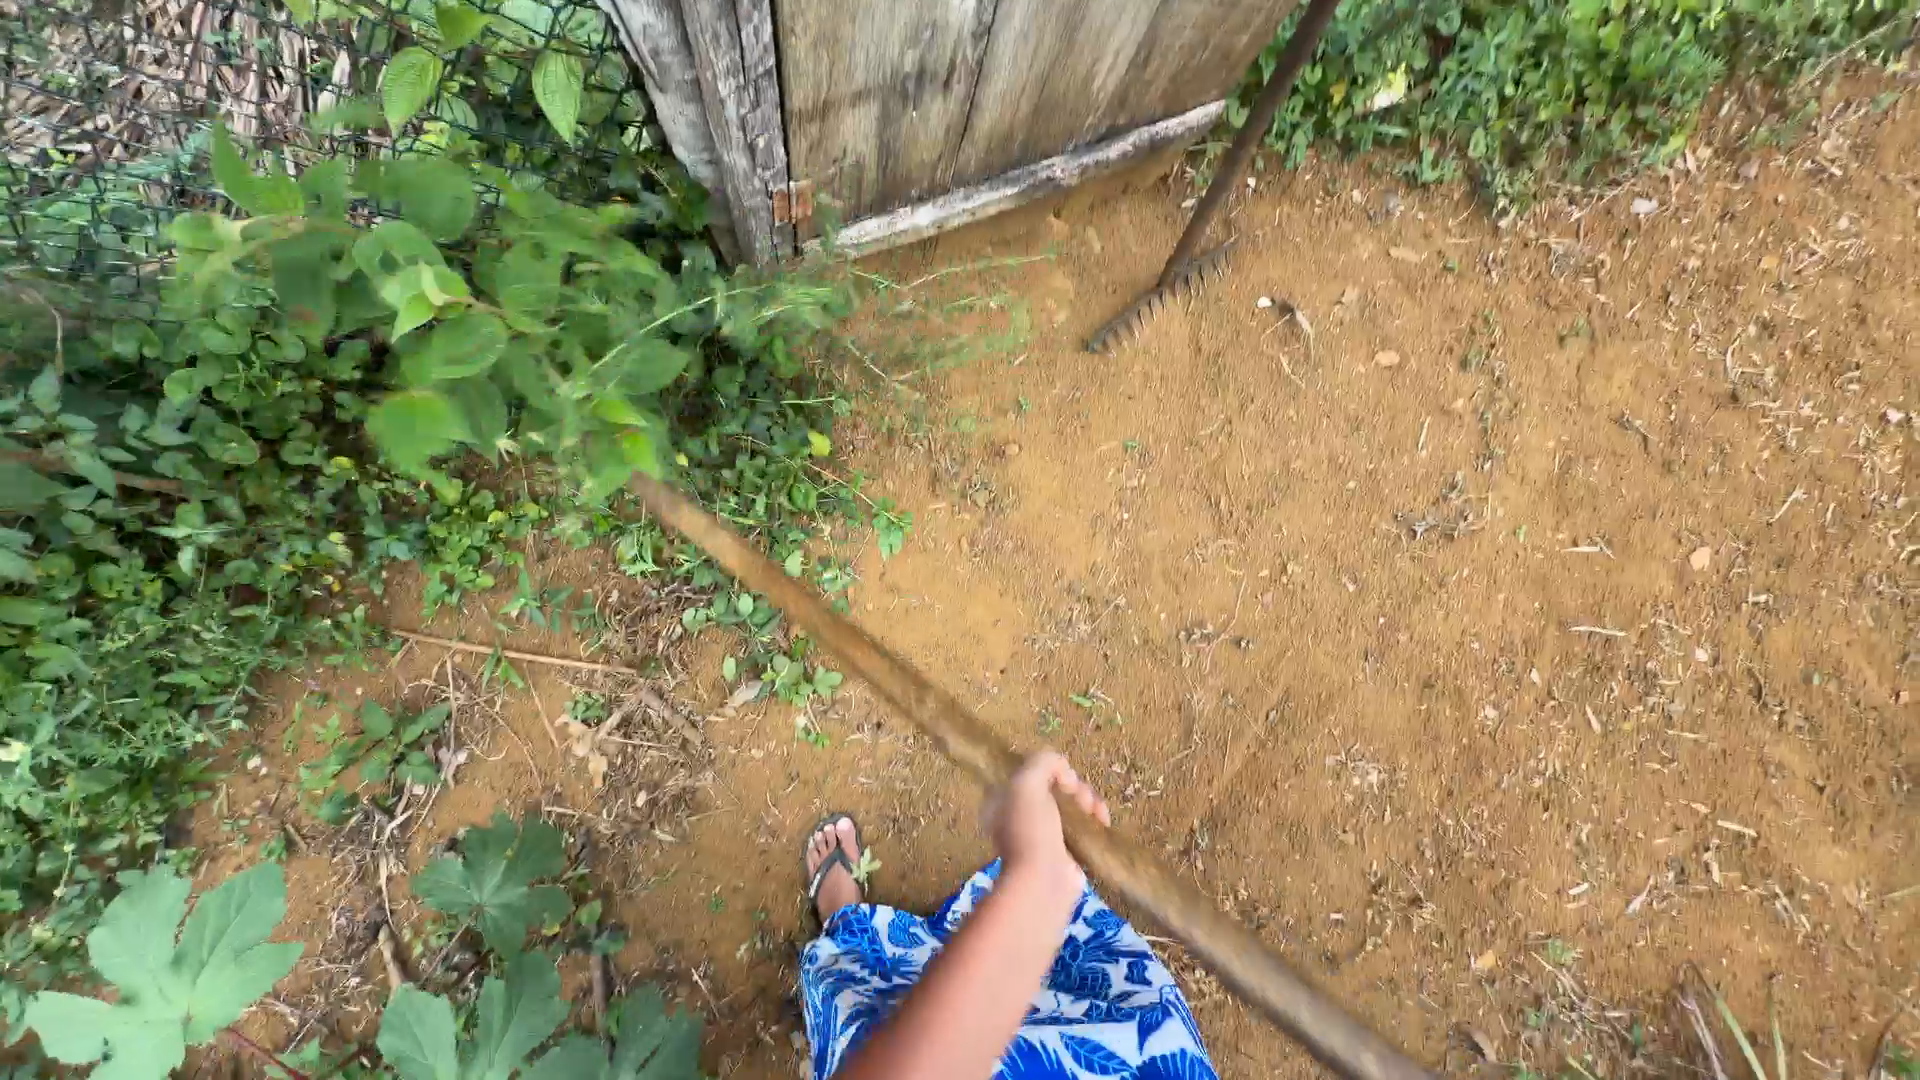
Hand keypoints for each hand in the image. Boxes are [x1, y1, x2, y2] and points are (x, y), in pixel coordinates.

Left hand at [984, 751, 1110, 881]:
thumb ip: (1043, 762)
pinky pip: (1081, 822)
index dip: (1051, 768)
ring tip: (1096, 811)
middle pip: (1054, 785)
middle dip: (1074, 785)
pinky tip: (1102, 820)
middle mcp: (1020, 813)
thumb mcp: (1027, 782)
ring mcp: (1043, 832)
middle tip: (1080, 795)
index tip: (1063, 777)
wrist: (1043, 881)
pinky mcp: (1065, 847)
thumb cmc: (1029, 829)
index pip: (1030, 771)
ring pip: (1071, 802)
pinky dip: (1094, 817)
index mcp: (1003, 798)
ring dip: (1088, 799)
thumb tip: (1062, 767)